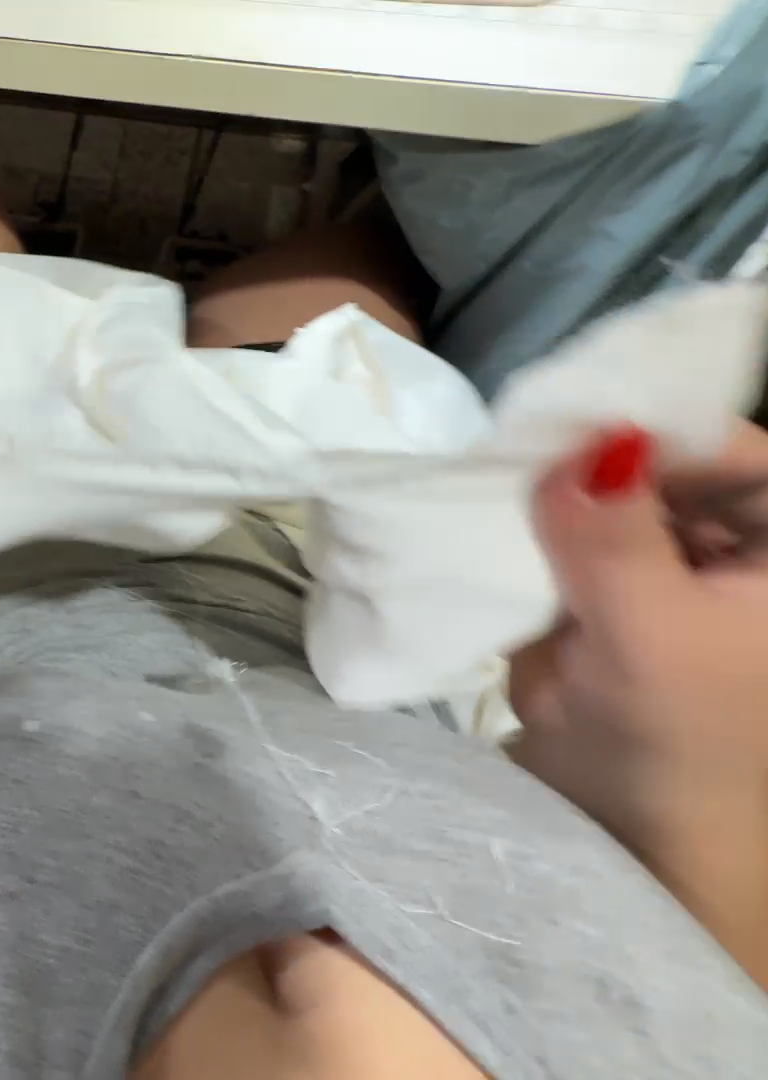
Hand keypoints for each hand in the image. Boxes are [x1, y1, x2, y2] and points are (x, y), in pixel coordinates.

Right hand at [510, 423, 767, 796]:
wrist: (614, 802)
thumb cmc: (672, 729)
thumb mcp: (650, 634)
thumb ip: (616, 541)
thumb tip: (587, 446)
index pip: (749, 459)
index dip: (669, 438)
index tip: (573, 430)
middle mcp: (743, 546)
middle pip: (676, 468)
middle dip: (602, 459)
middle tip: (520, 451)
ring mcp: (673, 563)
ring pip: (616, 495)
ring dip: (558, 491)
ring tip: (496, 479)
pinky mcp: (607, 583)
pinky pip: (572, 531)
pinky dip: (533, 522)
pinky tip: (493, 517)